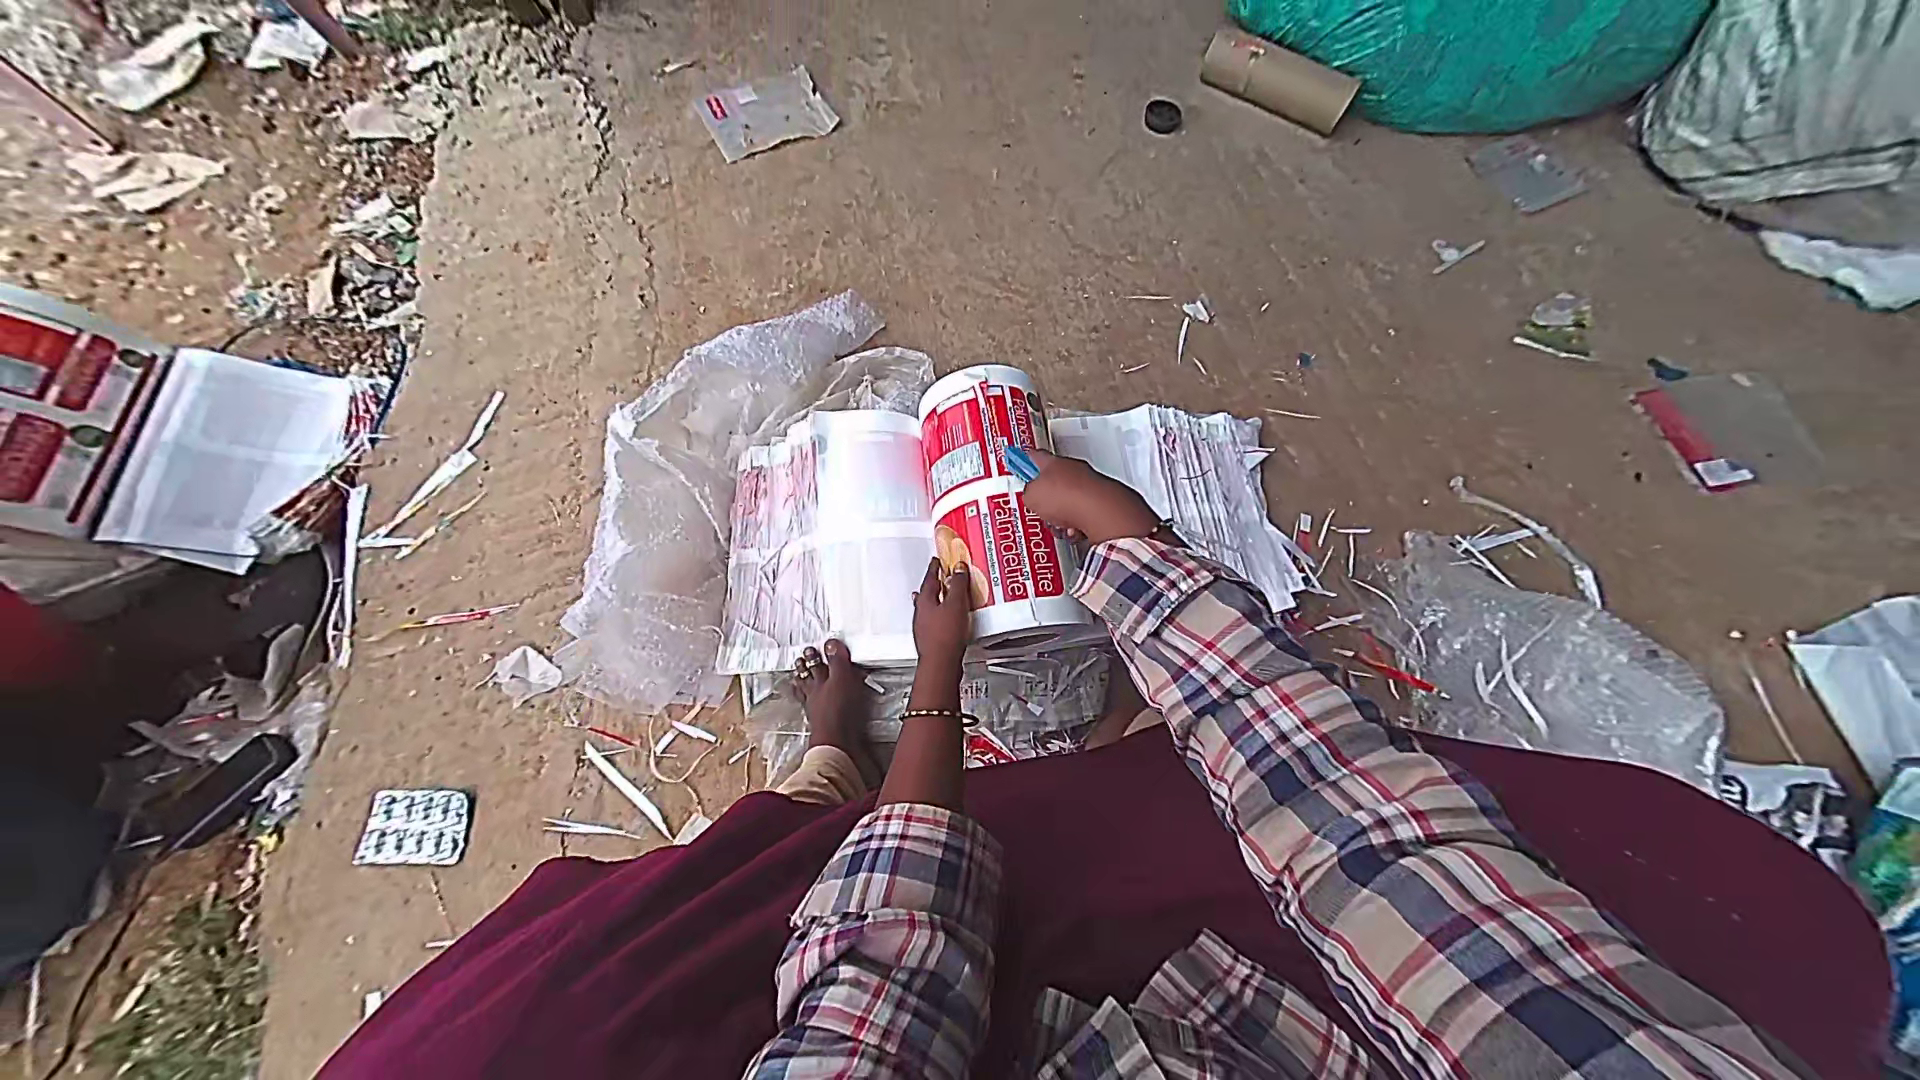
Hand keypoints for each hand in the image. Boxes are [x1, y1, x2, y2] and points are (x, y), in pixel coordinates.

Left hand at [912, 557, 970, 667]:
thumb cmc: (945, 635)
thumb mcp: (956, 603)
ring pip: (929, 608)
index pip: (929, 578)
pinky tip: (949, 621)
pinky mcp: (932, 641)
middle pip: (926, 593)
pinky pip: (935, 622)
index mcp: (925, 601)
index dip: (934, 568)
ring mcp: (924, 628)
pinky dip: (942, 616)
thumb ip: (958, 584)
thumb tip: (959, 569)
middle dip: (934, 584)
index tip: (936, 561)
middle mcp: (921, 613)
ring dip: (937, 601)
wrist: (941, 664)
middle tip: (940, 577)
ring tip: (945, 598)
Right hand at [1020, 449, 1160, 545]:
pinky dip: (1078, 525)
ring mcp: (1091, 485)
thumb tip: (1029, 496)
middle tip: (1039, 507)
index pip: (1034, 456)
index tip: (1018, 460)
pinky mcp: (1104, 503)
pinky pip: (1084, 515)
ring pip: (1069, 501)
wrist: (1101, 513)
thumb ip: (1028, 493)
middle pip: (1054, 481)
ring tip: (1060, 524)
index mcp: (1054, 462)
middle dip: (1046, 498)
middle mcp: (1074, 469)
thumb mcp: (1031, 496)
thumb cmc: (1069, 498)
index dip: (1024, 460)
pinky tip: (1074, 531)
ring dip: (1063, 516)